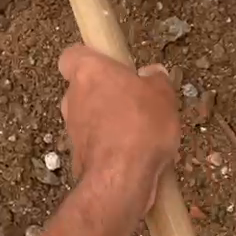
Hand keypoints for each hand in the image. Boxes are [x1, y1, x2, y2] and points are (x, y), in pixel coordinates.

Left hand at [58, 45, 181, 215]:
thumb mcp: (163, 94)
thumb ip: (157, 80)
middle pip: (85, 91)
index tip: (110, 67)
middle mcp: (73, 100)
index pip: (73, 56)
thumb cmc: (139, 127)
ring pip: (91, 122)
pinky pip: (97, 148)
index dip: (90, 60)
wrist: (122, 179)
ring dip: (110, 126)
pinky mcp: (79, 160)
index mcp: (88, 72)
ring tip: (141, 136)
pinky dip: (112, 151)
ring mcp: (73, 132)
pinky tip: (136, 158)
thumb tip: (154, 75)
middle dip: (106, 97)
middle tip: (134, 104)